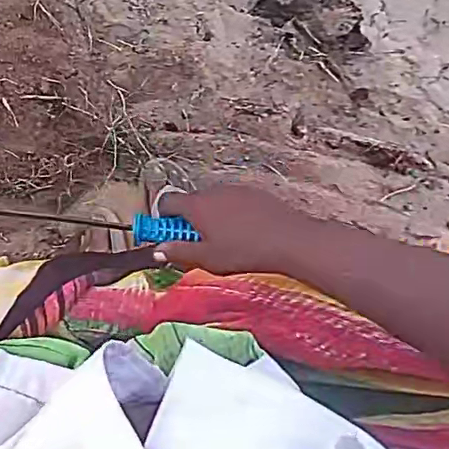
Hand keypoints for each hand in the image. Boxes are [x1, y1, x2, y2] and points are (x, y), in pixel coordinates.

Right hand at [153, 184, 329, 276]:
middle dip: (189, 221)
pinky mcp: (254, 192)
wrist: (290, 240)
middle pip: (190, 202)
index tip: (169, 235)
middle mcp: (212, 191)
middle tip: (198, 244)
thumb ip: (178, 252)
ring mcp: (234, 189)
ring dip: (211, 216)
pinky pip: (233, 201)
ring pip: (213, 201)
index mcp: (196, 205)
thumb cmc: (245, 251)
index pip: (166, 202)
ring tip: (226, 241)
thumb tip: (157, 250)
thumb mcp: (207, 258)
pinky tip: (246, 233)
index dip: (163, 219)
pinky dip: (231, 213)